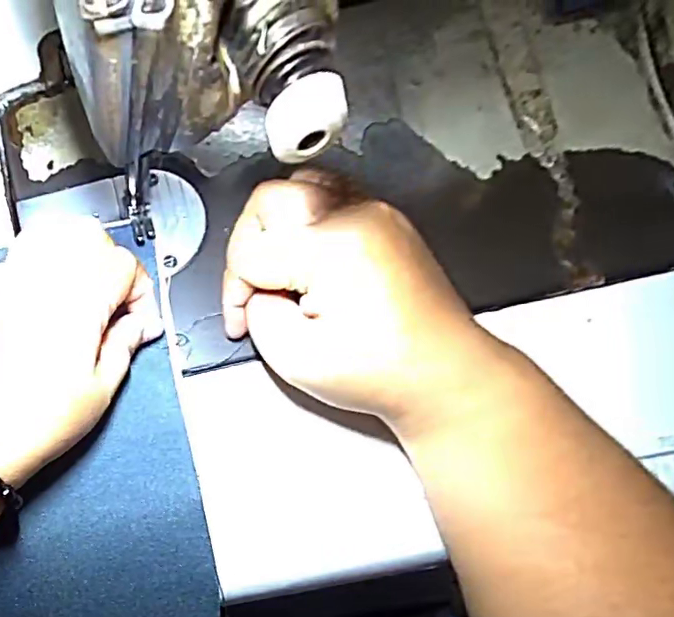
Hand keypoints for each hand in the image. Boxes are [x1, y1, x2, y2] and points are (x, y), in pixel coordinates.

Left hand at [0, 215, 160, 485]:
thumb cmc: (34, 421)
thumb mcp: (99, 391)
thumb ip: (124, 347)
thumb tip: (137, 327)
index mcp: (79, 297)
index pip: (123, 264)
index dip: (139, 292)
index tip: (138, 322)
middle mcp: (43, 278)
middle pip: (88, 237)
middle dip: (109, 264)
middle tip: (115, 307)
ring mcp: (10, 281)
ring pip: (49, 234)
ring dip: (74, 255)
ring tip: (83, 296)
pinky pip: (16, 260)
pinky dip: (36, 268)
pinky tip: (44, 300)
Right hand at [221, 170, 521, 437]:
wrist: (440, 373)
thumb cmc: (384, 371)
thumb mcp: (295, 359)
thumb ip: (259, 316)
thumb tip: (256, 294)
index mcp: (331, 246)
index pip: (250, 250)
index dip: (233, 291)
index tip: (241, 323)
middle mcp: (355, 215)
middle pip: (268, 200)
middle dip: (246, 247)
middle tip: (250, 290)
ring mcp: (375, 212)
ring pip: (299, 186)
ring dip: (274, 227)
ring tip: (275, 270)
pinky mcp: (385, 221)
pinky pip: (331, 197)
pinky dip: (305, 222)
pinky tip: (305, 260)